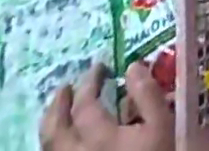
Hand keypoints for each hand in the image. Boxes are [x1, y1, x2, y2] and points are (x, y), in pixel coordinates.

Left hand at [40, 62, 171, 150]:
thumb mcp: (161, 128)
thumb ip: (147, 95)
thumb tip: (132, 67)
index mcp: (99, 138)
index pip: (85, 103)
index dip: (90, 81)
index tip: (100, 67)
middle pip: (55, 129)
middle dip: (58, 104)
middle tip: (66, 88)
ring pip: (48, 150)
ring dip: (52, 127)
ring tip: (59, 114)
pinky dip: (53, 149)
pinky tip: (64, 145)